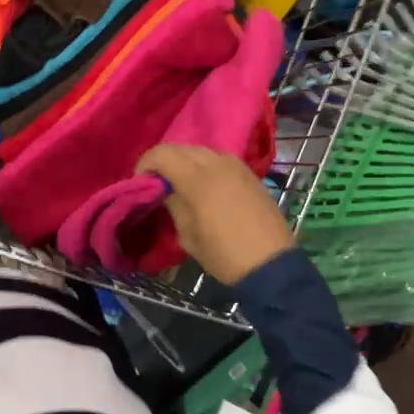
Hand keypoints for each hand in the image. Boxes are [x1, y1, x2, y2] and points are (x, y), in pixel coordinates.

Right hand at [138, 144, 292, 284]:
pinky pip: (219, 158)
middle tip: (157, 182)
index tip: (141, 182)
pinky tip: (205, 183)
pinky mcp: (249, 173)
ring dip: (185, 160)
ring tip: (180, 182)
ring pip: (201, 150)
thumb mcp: (188, 235)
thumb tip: (164, 189)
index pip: (163, 154)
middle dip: (164, 161)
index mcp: (198, 180)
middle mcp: (217, 164)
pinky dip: (205, 164)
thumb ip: (174, 204)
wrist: (271, 265)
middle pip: (181, 148)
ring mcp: (236, 166)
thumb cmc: (224, 255)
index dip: (146, 163)